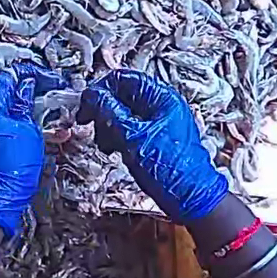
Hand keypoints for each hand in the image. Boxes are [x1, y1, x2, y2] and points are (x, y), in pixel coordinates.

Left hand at [0, 64, 60, 237]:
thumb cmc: (7, 172)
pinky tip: (14, 131)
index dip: (33, 76)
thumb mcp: (27, 132)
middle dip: (20, 92)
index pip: (9, 75)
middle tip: (44, 98)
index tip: (50, 81)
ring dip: (9, 109)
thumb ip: (25, 104)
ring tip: (33, 117)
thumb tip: (26, 88)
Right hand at [78, 70, 227, 223]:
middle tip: (89, 123)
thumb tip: (91, 95)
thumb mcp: (132, 137)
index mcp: (162, 97)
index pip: (124, 78)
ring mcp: (159, 122)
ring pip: (124, 113)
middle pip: (122, 95)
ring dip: (108, 125)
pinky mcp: (155, 138)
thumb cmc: (169, 168)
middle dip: (103, 110)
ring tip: (105, 142)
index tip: (85, 106)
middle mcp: (161, 106)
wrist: (191, 199)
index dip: (101, 90)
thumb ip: (109, 112)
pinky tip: (113, 149)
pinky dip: (117, 136)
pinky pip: (130, 128)